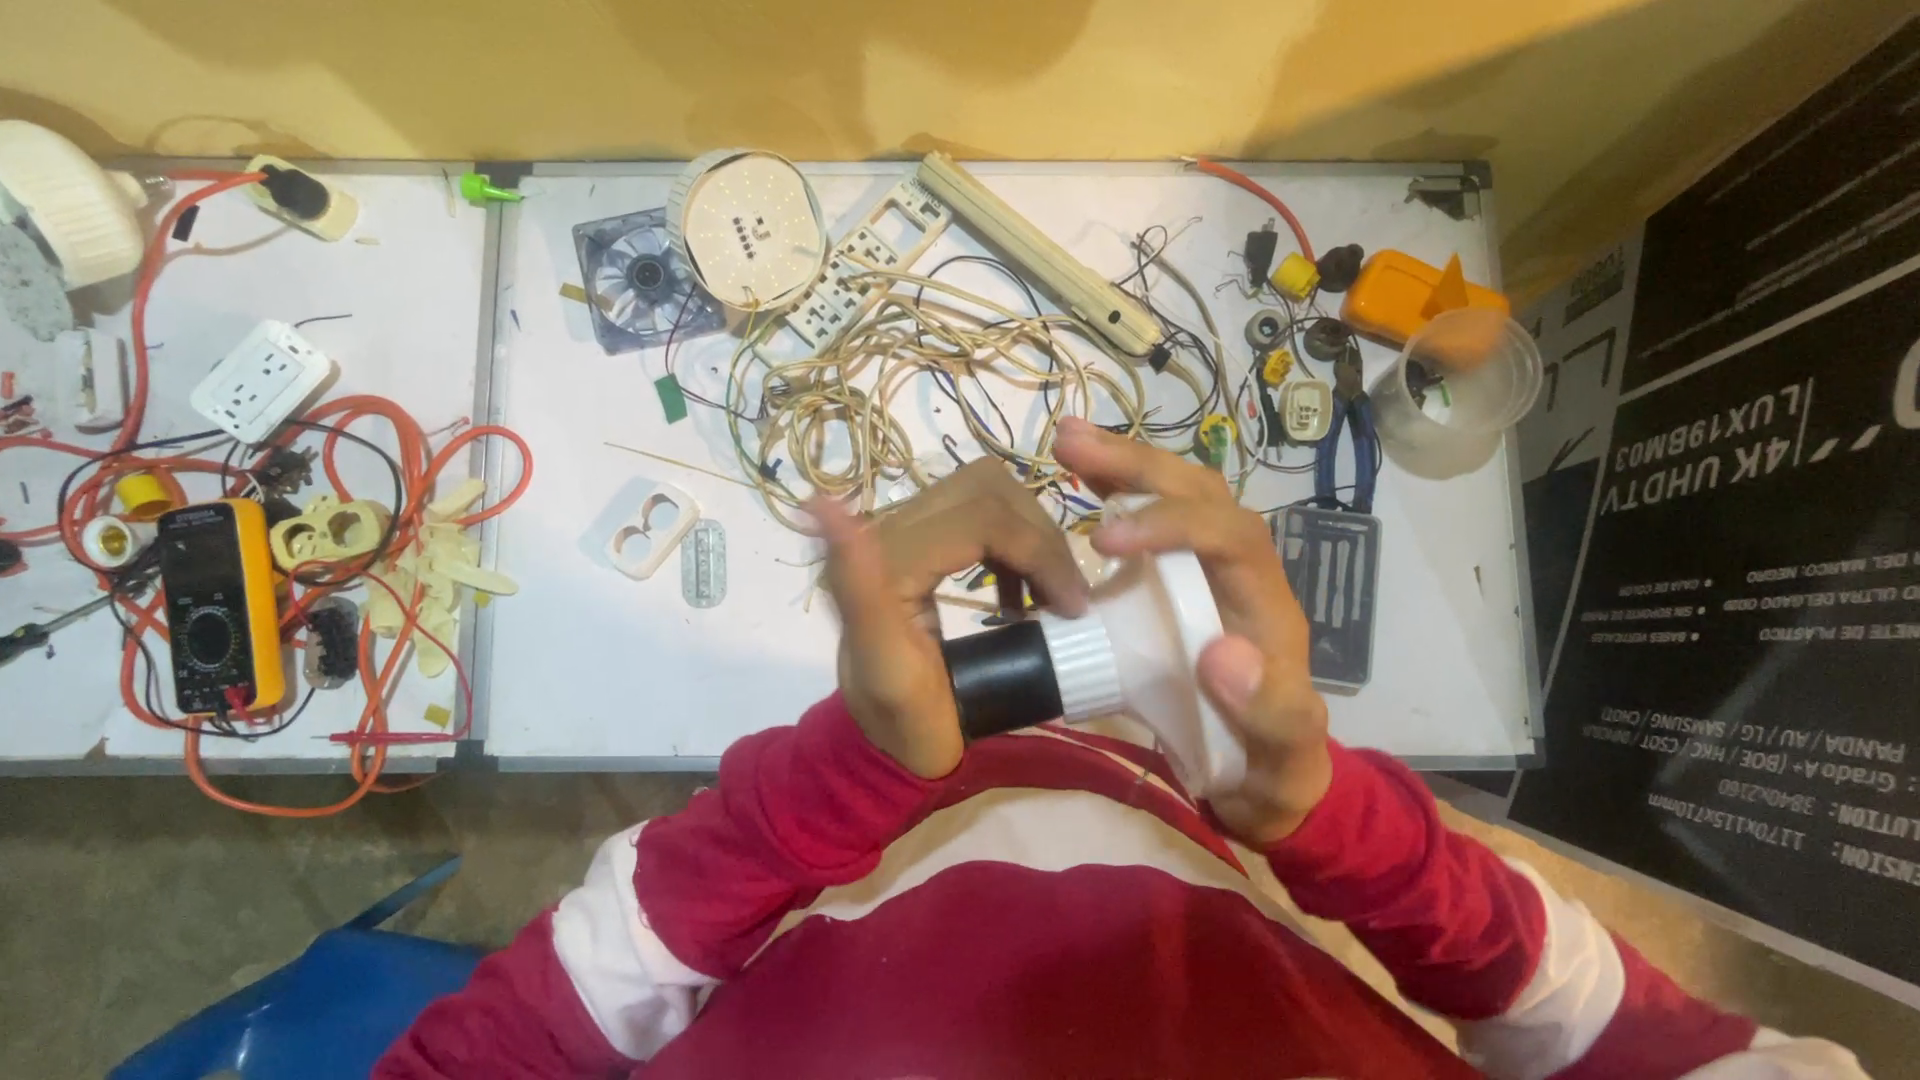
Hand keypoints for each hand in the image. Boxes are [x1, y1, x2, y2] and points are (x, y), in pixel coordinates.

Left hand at [813, 461, 1089, 779]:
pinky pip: (981, 516)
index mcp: (885, 557)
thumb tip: (822, 504)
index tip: (1074, 606)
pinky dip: (1014, 547)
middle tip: (1065, 595)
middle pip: (986, 489)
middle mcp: (889, 531)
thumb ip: (860, 587)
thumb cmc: (902, 722)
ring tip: (1050, 595)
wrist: (889, 745)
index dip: (1038, 552)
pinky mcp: (921, 545)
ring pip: (988, 493)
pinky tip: (1020, 597)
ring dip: (1029, 537)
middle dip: (1038, 536)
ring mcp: (906, 534)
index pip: (983, 518)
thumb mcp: (885, 670)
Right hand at [1052, 417, 1330, 845]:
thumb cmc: (1270, 767)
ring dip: (1125, 463)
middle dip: (1139, 464)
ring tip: (1067, 441)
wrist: (1266, 774)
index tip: (1104, 540)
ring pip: (1179, 494)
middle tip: (1071, 443)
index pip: (1229, 535)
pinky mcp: (1180, 580)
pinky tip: (1080, 479)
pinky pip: (1155, 521)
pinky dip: (1118, 491)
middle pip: (1202, 494)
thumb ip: (1267, 713)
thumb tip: (1222, 652)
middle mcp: (1241, 572)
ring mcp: (1210, 570)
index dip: (1171, 524)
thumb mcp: (1279, 758)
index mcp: (1265, 605)